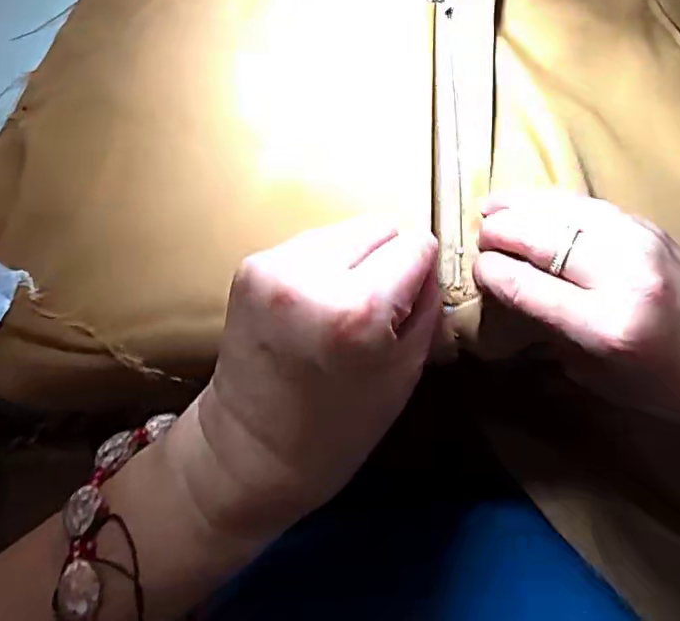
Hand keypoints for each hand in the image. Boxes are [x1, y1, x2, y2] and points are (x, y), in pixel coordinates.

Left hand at [178, 218, 439, 542]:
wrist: (249, 452)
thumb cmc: (340, 428)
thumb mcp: (406, 372)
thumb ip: (426, 305)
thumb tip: (430, 261)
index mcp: (359, 309)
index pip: (416, 244)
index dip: (423, 270)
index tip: (413, 299)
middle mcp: (313, 275)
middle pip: (380, 226)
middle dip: (390, 258)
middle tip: (379, 304)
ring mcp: (275, 265)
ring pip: (346, 229)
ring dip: (357, 257)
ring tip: (343, 302)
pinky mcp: (252, 264)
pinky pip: (313, 242)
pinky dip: (325, 263)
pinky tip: (316, 301)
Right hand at [472, 188, 679, 448]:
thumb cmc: (661, 389)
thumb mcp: (593, 373)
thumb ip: (546, 324)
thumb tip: (504, 282)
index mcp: (607, 326)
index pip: (526, 284)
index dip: (490, 271)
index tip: (475, 269)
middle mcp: (623, 275)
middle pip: (539, 237)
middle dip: (498, 233)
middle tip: (478, 238)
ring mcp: (639, 242)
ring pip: (560, 209)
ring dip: (518, 206)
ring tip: (489, 207)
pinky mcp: (648, 226)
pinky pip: (585, 203)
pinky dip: (550, 201)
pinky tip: (530, 202)